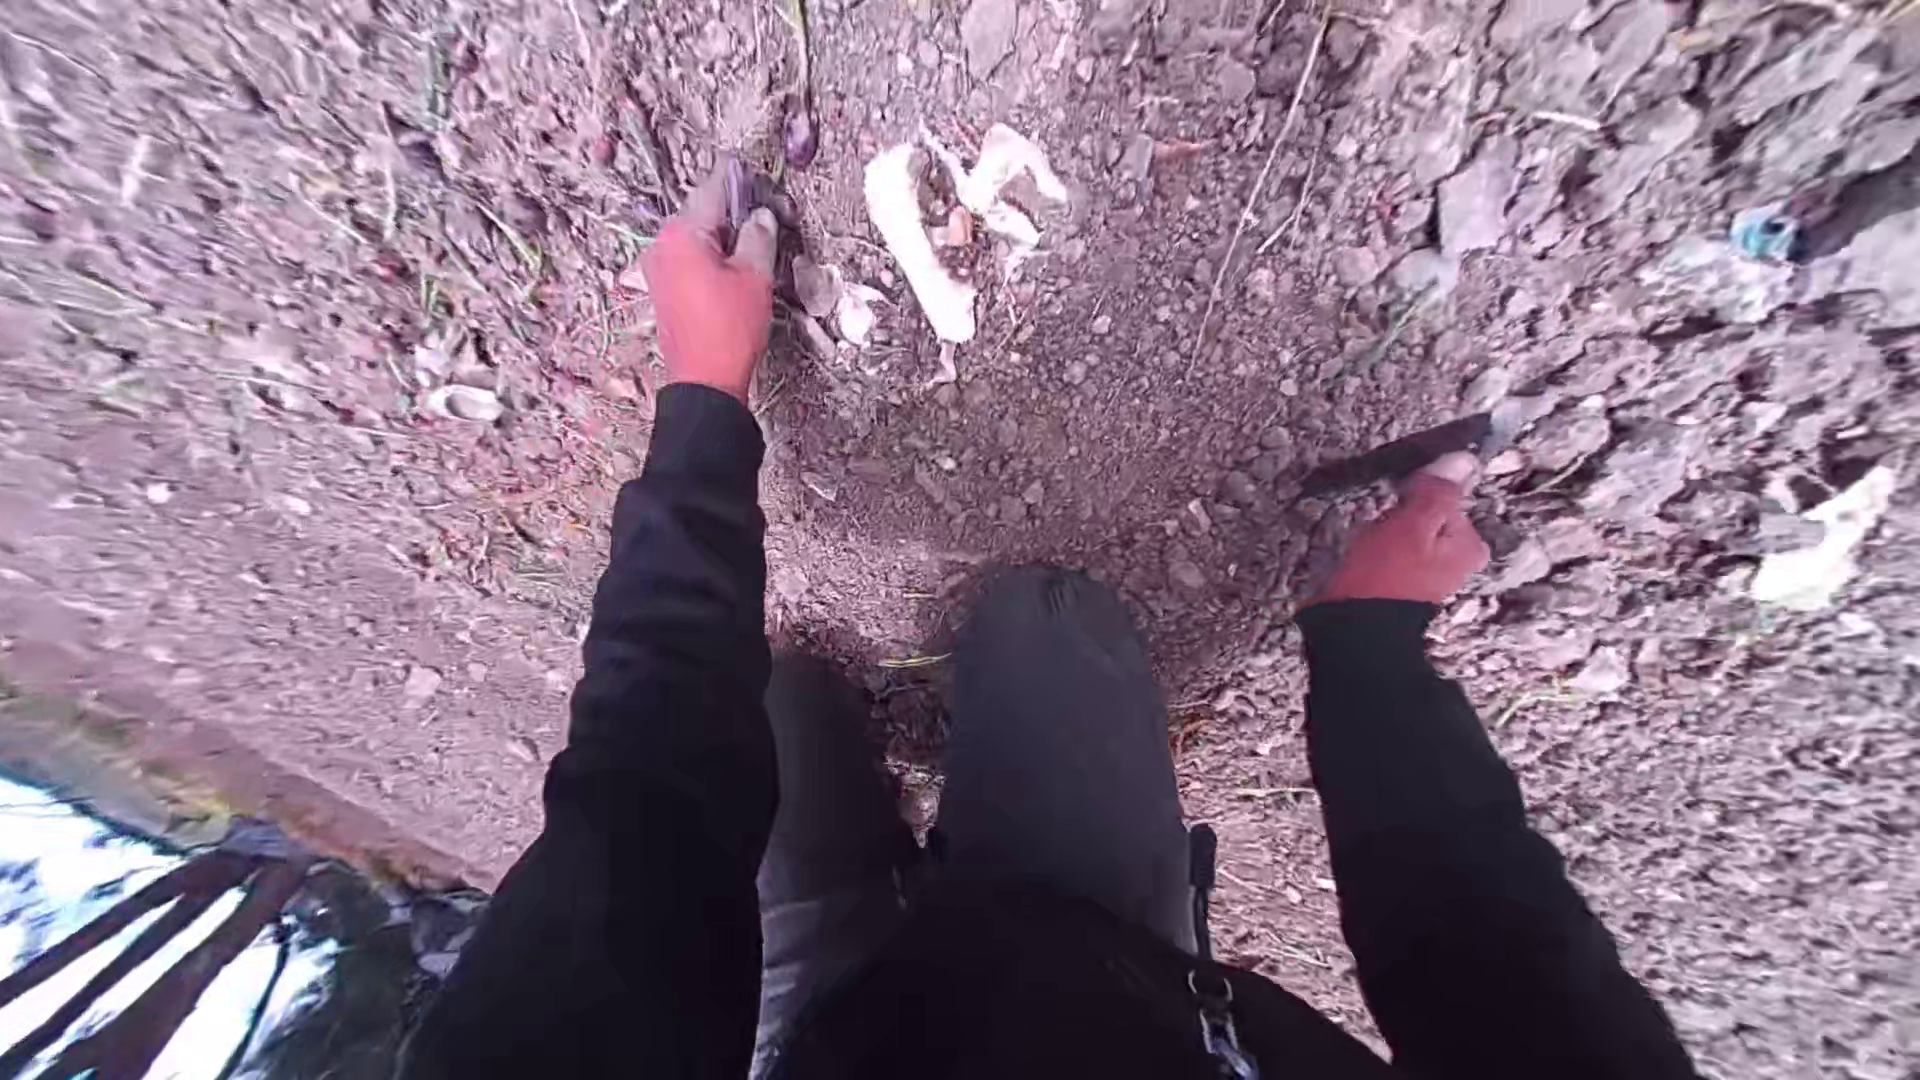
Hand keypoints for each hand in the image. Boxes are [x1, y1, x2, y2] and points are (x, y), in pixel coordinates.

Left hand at [637, 168, 778, 402]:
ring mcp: (658, 269)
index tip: (751, 170)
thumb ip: (758, 238)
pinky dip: (714, 262)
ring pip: (698, 241)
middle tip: (766, 223)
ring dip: (725, 242)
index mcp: (681, 233)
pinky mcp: (664, 292)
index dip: (738, 180)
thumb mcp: (755, 278)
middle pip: (703, 215)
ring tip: (755, 255)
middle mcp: (661, 244)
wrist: (706, 382)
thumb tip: (760, 217)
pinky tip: (735, 276)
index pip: (713, 190)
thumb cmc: (730, 329)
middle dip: (734, 216)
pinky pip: (691, 263)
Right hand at [1313, 452, 1489, 605]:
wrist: (1355, 627)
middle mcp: (1454, 560)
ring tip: (1364, 548)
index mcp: (1468, 544)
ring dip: (1379, 534)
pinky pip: (1389, 553)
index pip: (1443, 499)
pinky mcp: (1399, 584)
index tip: (1390, 507)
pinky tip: (1359, 559)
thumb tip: (1463, 458)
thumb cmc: (1384, 575)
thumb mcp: (1410, 525)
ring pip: (1402, 535)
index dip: (1412, 497)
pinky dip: (1373, 551)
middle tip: (1375, 532)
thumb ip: (1435, 493)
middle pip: (1423, 517)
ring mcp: (1427, 574)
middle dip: (1393, 517)